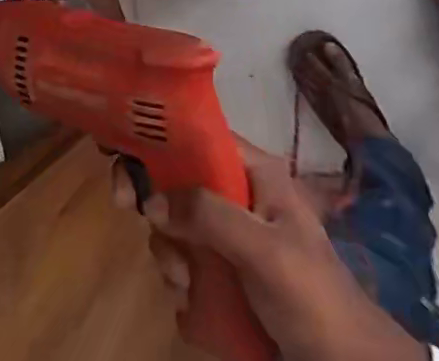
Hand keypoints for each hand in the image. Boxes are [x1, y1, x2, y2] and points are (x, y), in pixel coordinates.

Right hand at [113, 140, 425, 360]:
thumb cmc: (316, 300)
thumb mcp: (267, 251)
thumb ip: (209, 215)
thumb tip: (150, 201)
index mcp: (252, 173)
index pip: (193, 136)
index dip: (153, 142)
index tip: (122, 167)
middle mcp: (236, 196)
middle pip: (172, 182)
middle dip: (158, 213)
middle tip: (142, 225)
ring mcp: (228, 237)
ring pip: (172, 227)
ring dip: (169, 257)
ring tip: (187, 285)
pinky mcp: (223, 274)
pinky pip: (182, 264)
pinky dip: (179, 283)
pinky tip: (192, 302)